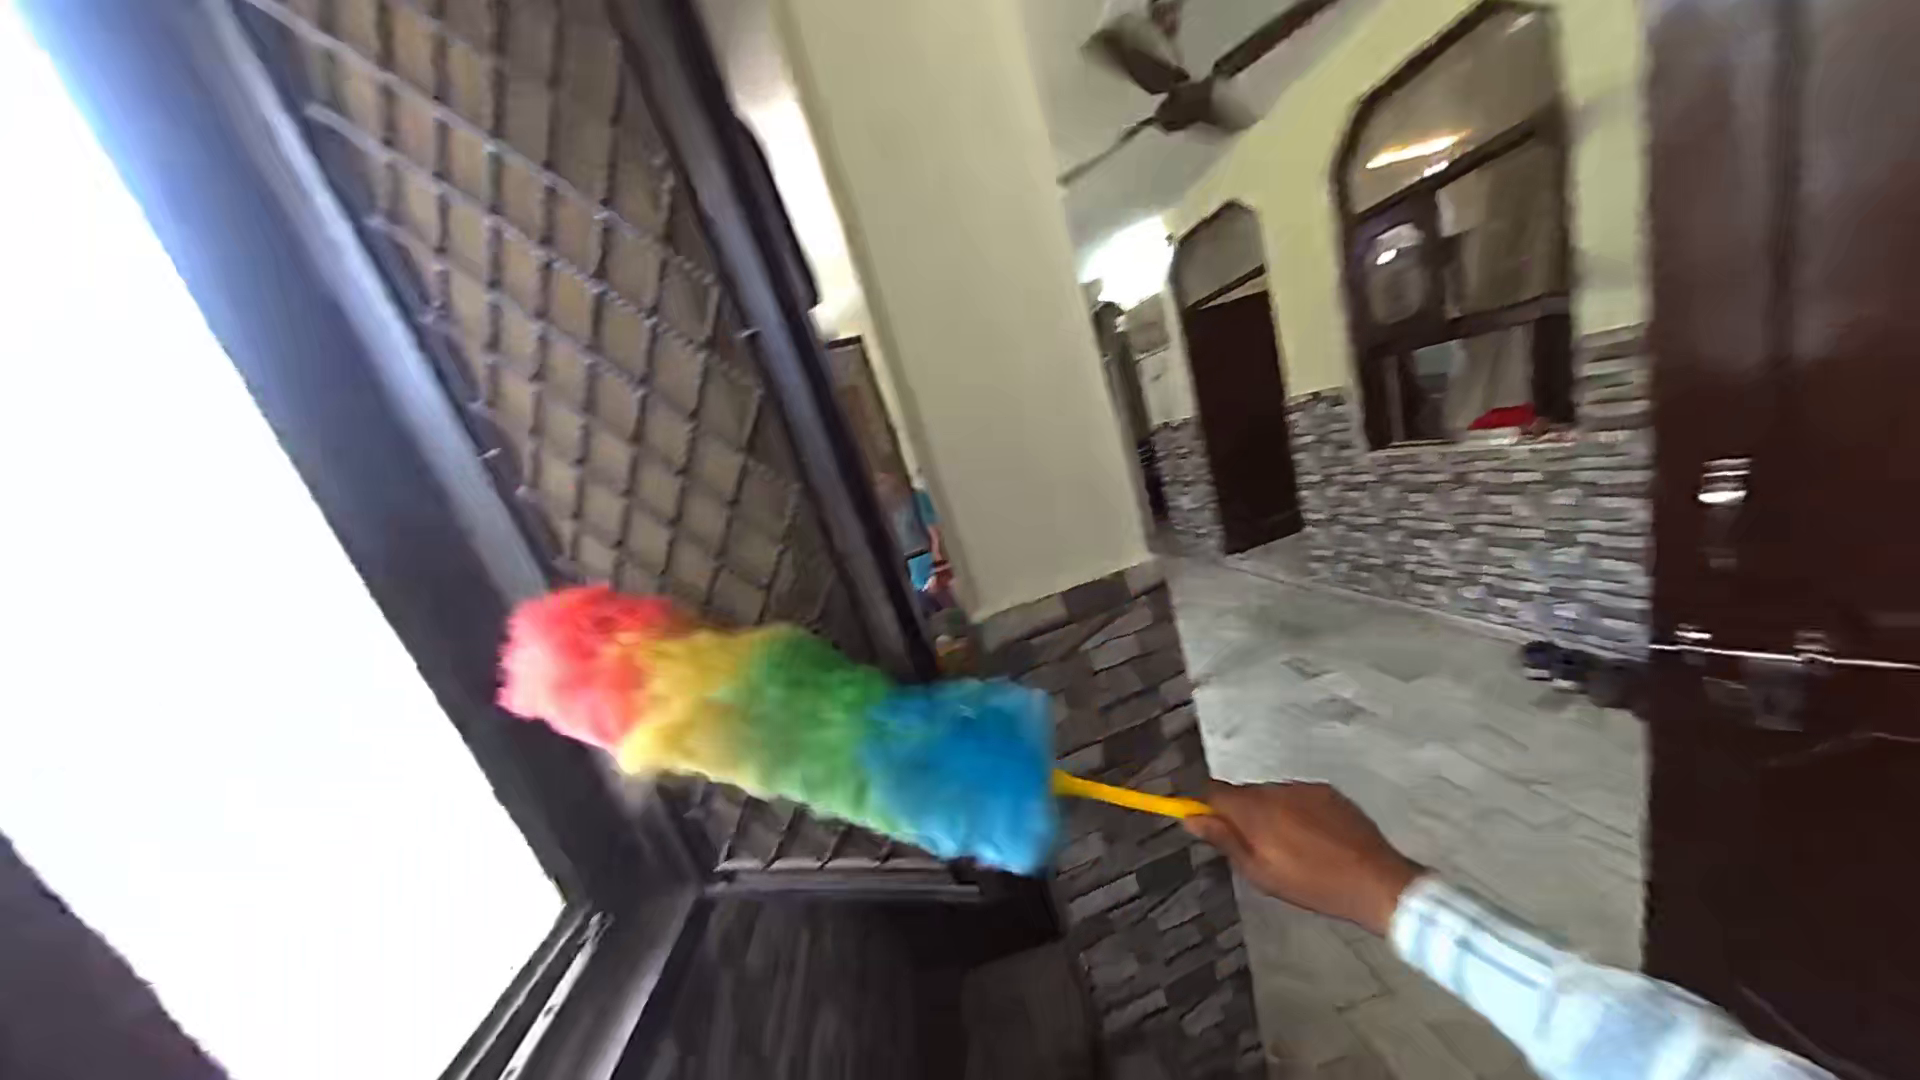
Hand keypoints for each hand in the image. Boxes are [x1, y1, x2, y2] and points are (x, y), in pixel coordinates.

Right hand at [1184, 781, 1424, 936]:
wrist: (1380, 884)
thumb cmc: (1314, 885)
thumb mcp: (1262, 874)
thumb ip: (1225, 841)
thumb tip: (1191, 817)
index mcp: (1254, 809)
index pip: (1212, 791)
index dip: (1207, 806)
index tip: (1211, 825)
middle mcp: (1274, 789)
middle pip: (1243, 793)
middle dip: (1243, 814)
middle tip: (1260, 847)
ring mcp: (1303, 787)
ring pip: (1271, 794)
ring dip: (1271, 812)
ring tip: (1293, 846)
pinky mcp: (1327, 791)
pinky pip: (1299, 796)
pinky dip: (1298, 811)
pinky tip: (1316, 838)